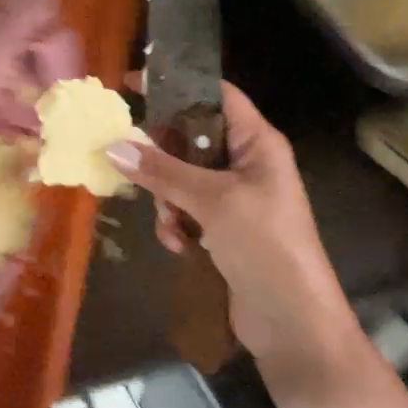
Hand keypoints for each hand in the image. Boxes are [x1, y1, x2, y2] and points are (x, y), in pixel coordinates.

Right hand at [104, 82, 347, 365]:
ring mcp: (236, 199)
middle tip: (134, 166)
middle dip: (163, 158)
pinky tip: (181, 247)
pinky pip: (186, 211)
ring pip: (182, 179)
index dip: (178, 85)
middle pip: (191, 139)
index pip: (217, 95)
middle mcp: (247, 163)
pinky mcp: (224, 230)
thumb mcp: (213, 202)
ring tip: (173, 224)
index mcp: (258, 142)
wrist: (294, 323)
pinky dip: (177, 225)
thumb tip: (113, 145)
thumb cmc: (265, 246)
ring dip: (168, 200)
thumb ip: (162, 171)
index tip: (133, 84)